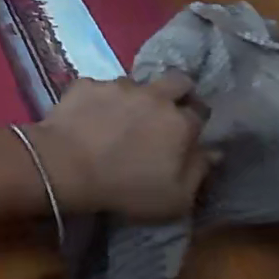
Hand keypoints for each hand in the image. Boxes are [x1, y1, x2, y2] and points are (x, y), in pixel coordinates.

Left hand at [28, 74, 210, 218]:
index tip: (185, 132)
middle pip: (177, 80)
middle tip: (162, 112)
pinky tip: (88, 114)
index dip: (194, 121)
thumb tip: (212, 151)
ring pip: (134, 83)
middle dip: (176, 91)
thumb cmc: (126, 188)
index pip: (199, 112)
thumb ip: (199, 171)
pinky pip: (98, 87)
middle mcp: (152, 95)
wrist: (66, 165)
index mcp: (179, 122)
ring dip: (132, 97)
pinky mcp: (85, 83)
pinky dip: (98, 98)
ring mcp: (116, 85)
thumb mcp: (176, 197)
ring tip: (117, 117)